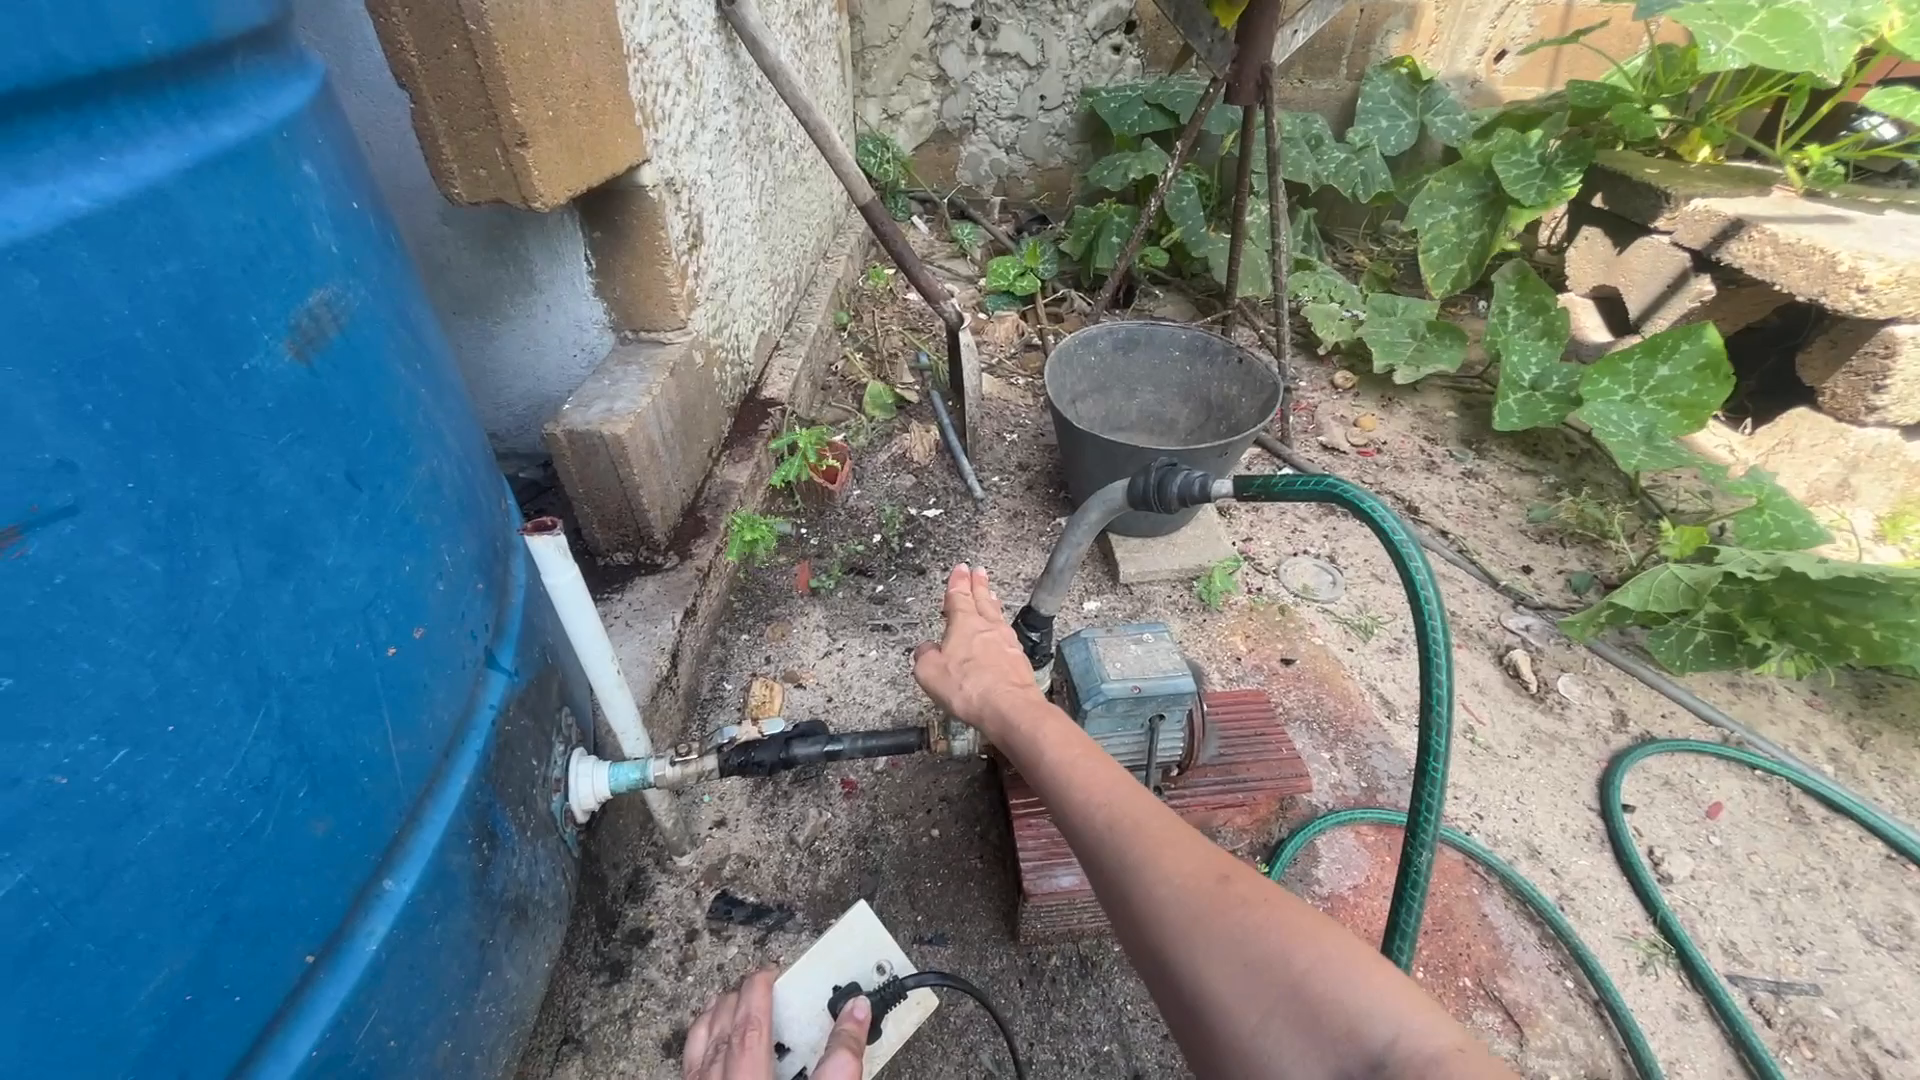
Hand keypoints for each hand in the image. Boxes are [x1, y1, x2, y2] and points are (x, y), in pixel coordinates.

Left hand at [682, 969, 869, 1079]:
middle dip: (737, 998)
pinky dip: (696, 1049)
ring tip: (724, 1003)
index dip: (759, 988)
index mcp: (750, 1078)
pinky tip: (705, 1051)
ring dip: (711, 1019)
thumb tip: (856, 1009)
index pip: (750, 1021)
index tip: (770, 970)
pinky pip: (687, 1071)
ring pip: (697, 1050)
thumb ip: (842, 1057)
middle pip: (720, 1030)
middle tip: (755, 981)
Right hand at [913, 564, 1049, 742]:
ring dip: (991, 602)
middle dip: (978, 584)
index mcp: (964, 624)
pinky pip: (1006, 635)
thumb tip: (924, 649)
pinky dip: (1001, 628)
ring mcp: (1006, 641)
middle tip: (978, 572)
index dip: (958, 581)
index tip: (960, 569)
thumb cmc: (970, 688)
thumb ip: (924, 656)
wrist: (1009, 707)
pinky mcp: (1017, 658)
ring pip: (996, 614)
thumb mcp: (929, 673)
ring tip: (990, 595)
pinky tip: (1002, 632)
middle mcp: (987, 627)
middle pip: (982, 599)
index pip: (959, 595)